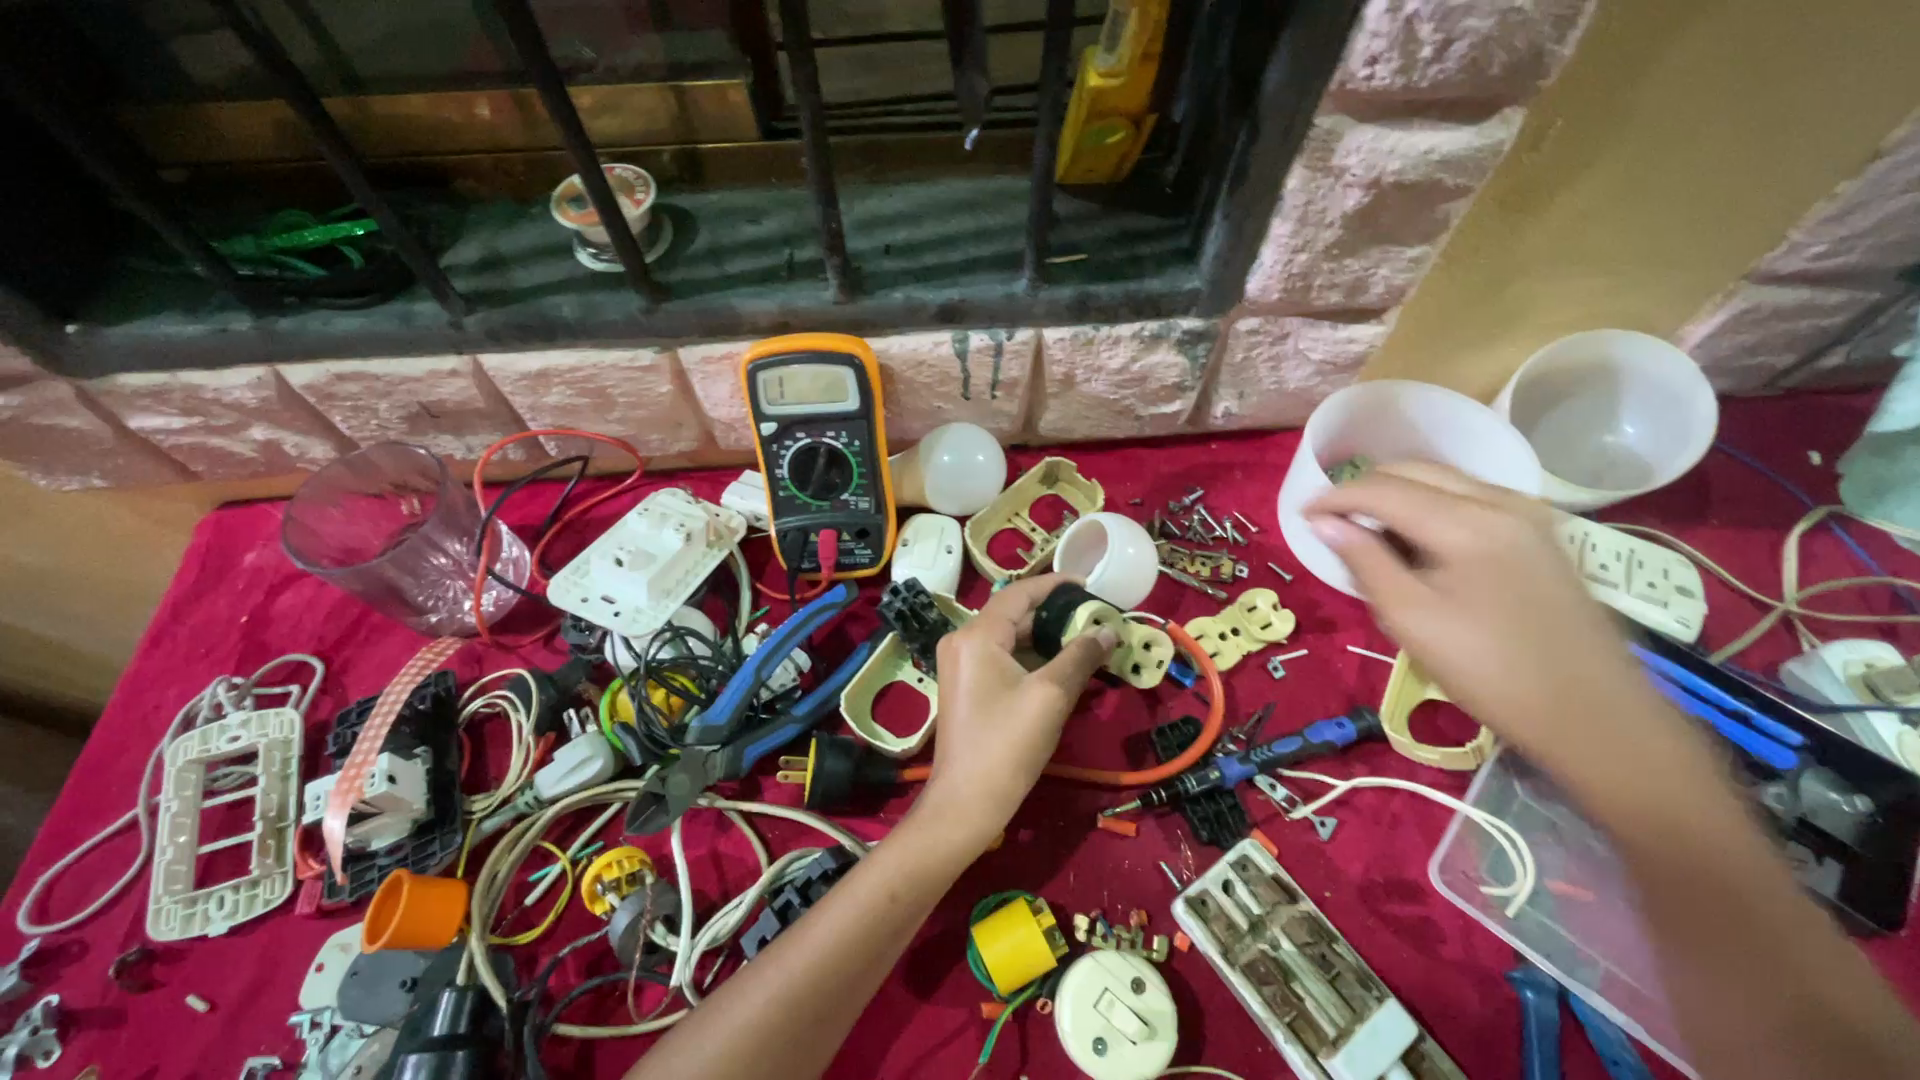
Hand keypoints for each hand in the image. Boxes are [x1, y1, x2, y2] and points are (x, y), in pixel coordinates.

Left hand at [916, 574, 1116, 852]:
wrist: (967, 801)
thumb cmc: (1007, 743)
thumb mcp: (1052, 695)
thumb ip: (1080, 656)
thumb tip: (1108, 631)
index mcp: (976, 635)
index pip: (1019, 593)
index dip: (1056, 585)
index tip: (1090, 584)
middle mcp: (963, 642)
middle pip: (1015, 616)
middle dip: (1056, 616)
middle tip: (1097, 618)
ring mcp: (962, 666)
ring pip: (1010, 639)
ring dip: (1047, 640)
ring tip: (1088, 641)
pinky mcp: (967, 688)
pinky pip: (1003, 660)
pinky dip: (1033, 659)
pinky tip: (1064, 667)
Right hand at [1303, 463, 1662, 770]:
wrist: (1593, 714)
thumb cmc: (1491, 673)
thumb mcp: (1411, 620)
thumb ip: (1365, 562)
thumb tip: (1324, 523)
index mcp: (1468, 522)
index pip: (1383, 488)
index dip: (1334, 498)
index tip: (1300, 517)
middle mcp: (1502, 502)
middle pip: (1415, 472)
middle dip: (1364, 490)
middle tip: (1328, 524)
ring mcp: (1528, 516)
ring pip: (1444, 483)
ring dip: (1397, 498)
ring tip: (1365, 536)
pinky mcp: (1539, 536)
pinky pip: (1470, 501)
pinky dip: (1430, 510)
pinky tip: (1415, 545)